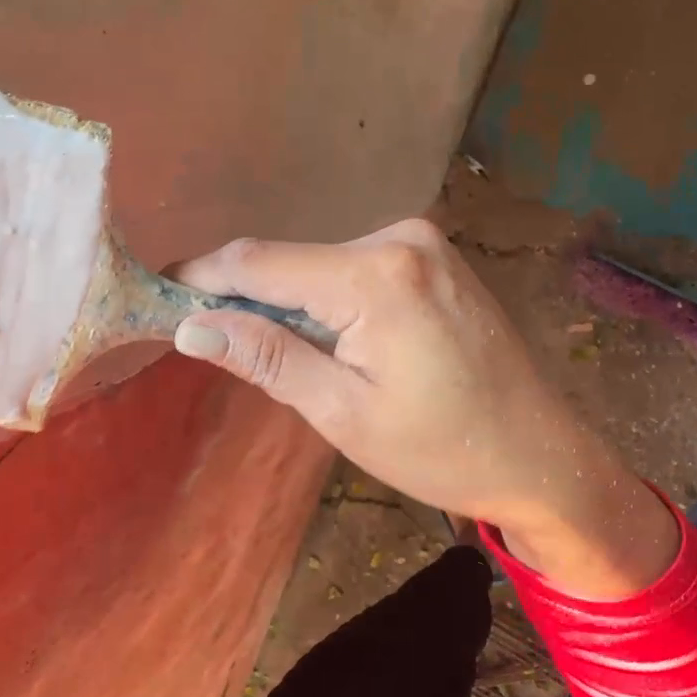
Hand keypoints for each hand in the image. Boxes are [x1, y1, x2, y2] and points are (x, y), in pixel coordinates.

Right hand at [171, 219, 676, 595]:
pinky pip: (349, 270)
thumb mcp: (341, 412)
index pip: (257, 262)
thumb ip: (266, 357)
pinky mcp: (430, 258)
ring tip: (272, 359)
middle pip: (285, 261)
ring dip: (281, 304)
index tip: (156, 302)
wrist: (541, 458)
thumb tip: (191, 326)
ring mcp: (420, 243)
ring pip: (314, 266)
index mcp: (375, 275)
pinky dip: (319, 301)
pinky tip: (323, 343)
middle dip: (240, 298)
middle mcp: (398, 238)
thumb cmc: (440, 450)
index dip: (199, 279)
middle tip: (207, 346)